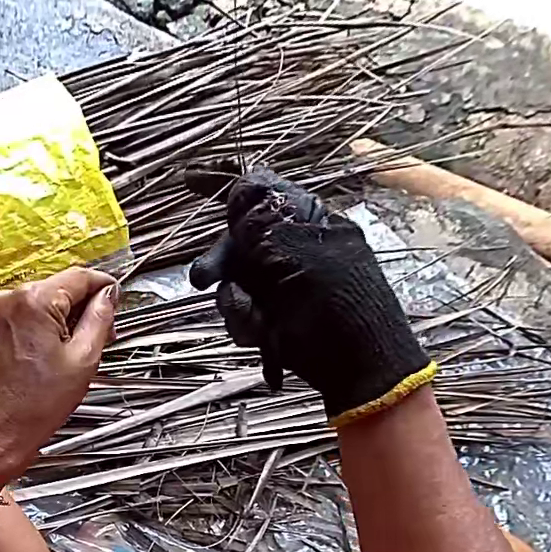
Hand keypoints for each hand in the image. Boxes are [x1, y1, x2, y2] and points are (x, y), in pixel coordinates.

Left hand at [0, 267, 118, 496]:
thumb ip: (101, 318)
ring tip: (79, 350)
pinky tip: (59, 351)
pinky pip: (33, 312)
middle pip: (64, 286)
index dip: (105, 287)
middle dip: (86, 307)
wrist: (2, 429)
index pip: (81, 276)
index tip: (117, 298)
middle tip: (103, 335)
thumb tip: (109, 295)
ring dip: (69, 317)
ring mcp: (1, 311)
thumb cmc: (35, 405)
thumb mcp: (84, 358)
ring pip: (49, 299)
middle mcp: (12, 299)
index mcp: (34, 301)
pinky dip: (50, 325)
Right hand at [188, 169, 434, 424]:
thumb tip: (241, 184)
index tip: (190, 180)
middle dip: (221, 264)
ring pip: (235, 285)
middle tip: (201, 280)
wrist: (360, 372)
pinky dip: (247, 327)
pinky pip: (243, 315)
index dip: (228, 187)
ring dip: (237, 307)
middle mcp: (292, 252)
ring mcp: (282, 287)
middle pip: (239, 244)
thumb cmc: (340, 311)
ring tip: (255, 325)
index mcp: (309, 225)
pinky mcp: (274, 319)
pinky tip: (263, 339)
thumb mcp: (301, 261)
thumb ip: (265, 225)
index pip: (264, 194)